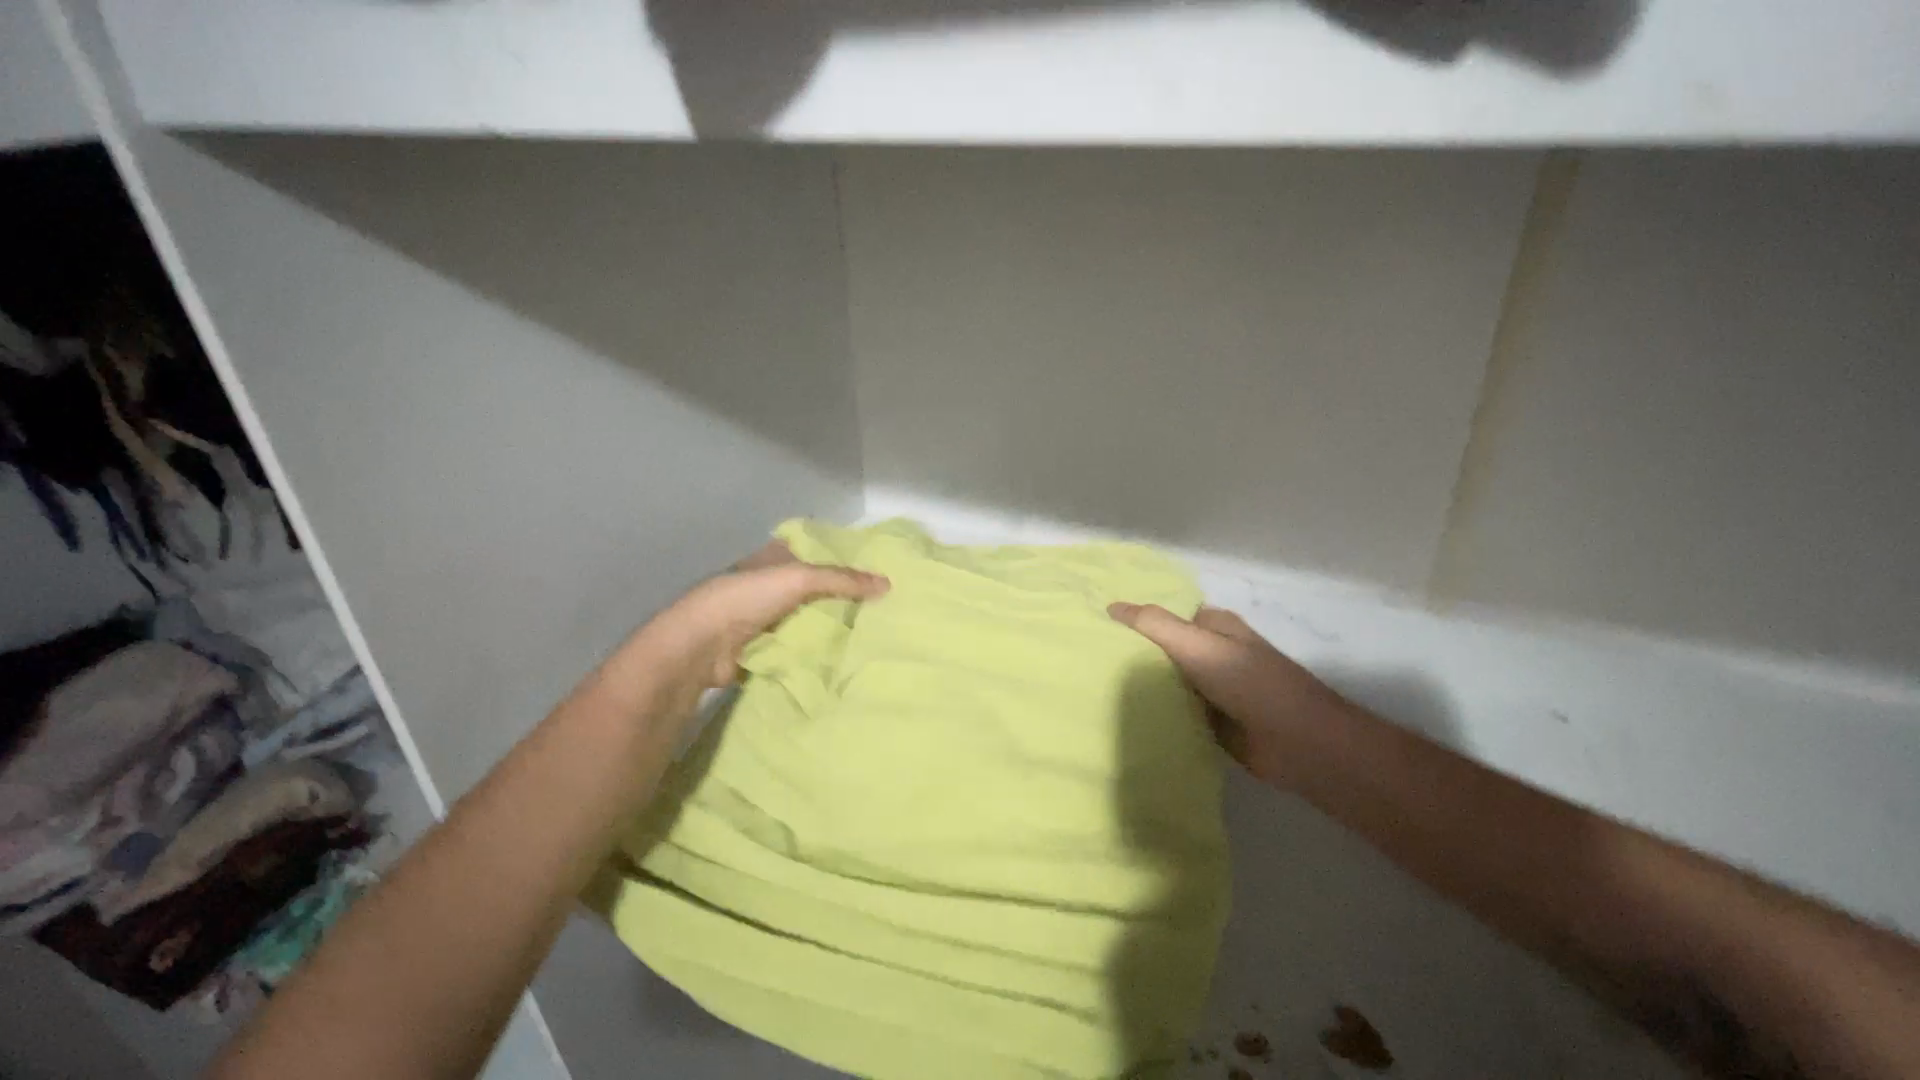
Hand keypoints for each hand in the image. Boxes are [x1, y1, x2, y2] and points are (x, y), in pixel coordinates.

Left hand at [629, 540, 889, 694]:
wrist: (699, 646)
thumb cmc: (745, 598)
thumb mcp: (798, 578)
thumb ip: (842, 580)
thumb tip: (888, 584)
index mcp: (770, 559)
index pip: (810, 551)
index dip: (837, 557)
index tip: (870, 570)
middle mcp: (764, 586)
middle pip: (809, 589)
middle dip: (837, 597)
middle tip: (878, 607)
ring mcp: (759, 620)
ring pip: (802, 620)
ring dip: (825, 628)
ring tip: (867, 635)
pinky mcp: (757, 650)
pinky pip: (793, 649)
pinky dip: (811, 653)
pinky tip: (839, 659)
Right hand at [1108, 602, 1335, 775]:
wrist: (1297, 743)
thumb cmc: (1249, 683)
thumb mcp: (1198, 645)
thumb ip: (1156, 626)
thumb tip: (1111, 606)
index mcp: (1216, 627)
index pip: (1169, 614)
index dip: (1138, 617)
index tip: (1096, 623)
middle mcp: (1215, 654)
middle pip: (1166, 650)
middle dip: (1135, 654)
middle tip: (1087, 658)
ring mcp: (1215, 691)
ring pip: (1170, 683)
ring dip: (1144, 688)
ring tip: (1094, 688)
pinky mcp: (1213, 724)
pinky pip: (1178, 713)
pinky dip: (1159, 715)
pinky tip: (1125, 720)